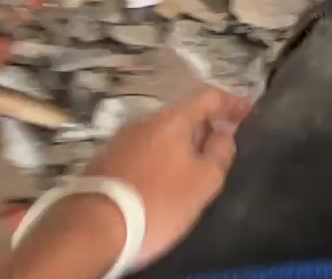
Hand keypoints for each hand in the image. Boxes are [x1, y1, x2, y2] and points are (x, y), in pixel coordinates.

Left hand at [84, 87, 252, 267]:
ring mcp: (116, 145)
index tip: (248, 115)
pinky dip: (154, 164)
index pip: (210, 96)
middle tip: (217, 150)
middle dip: (203, 129)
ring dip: (177, 149)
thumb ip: (222, 153)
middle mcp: (144, 123)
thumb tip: (222, 136)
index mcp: (173, 120)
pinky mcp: (97, 168)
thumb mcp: (204, 182)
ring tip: (187, 172)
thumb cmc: (154, 202)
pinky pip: (138, 156)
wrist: (83, 235)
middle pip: (182, 117)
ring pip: (159, 138)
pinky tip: (155, 187)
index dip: (233, 103)